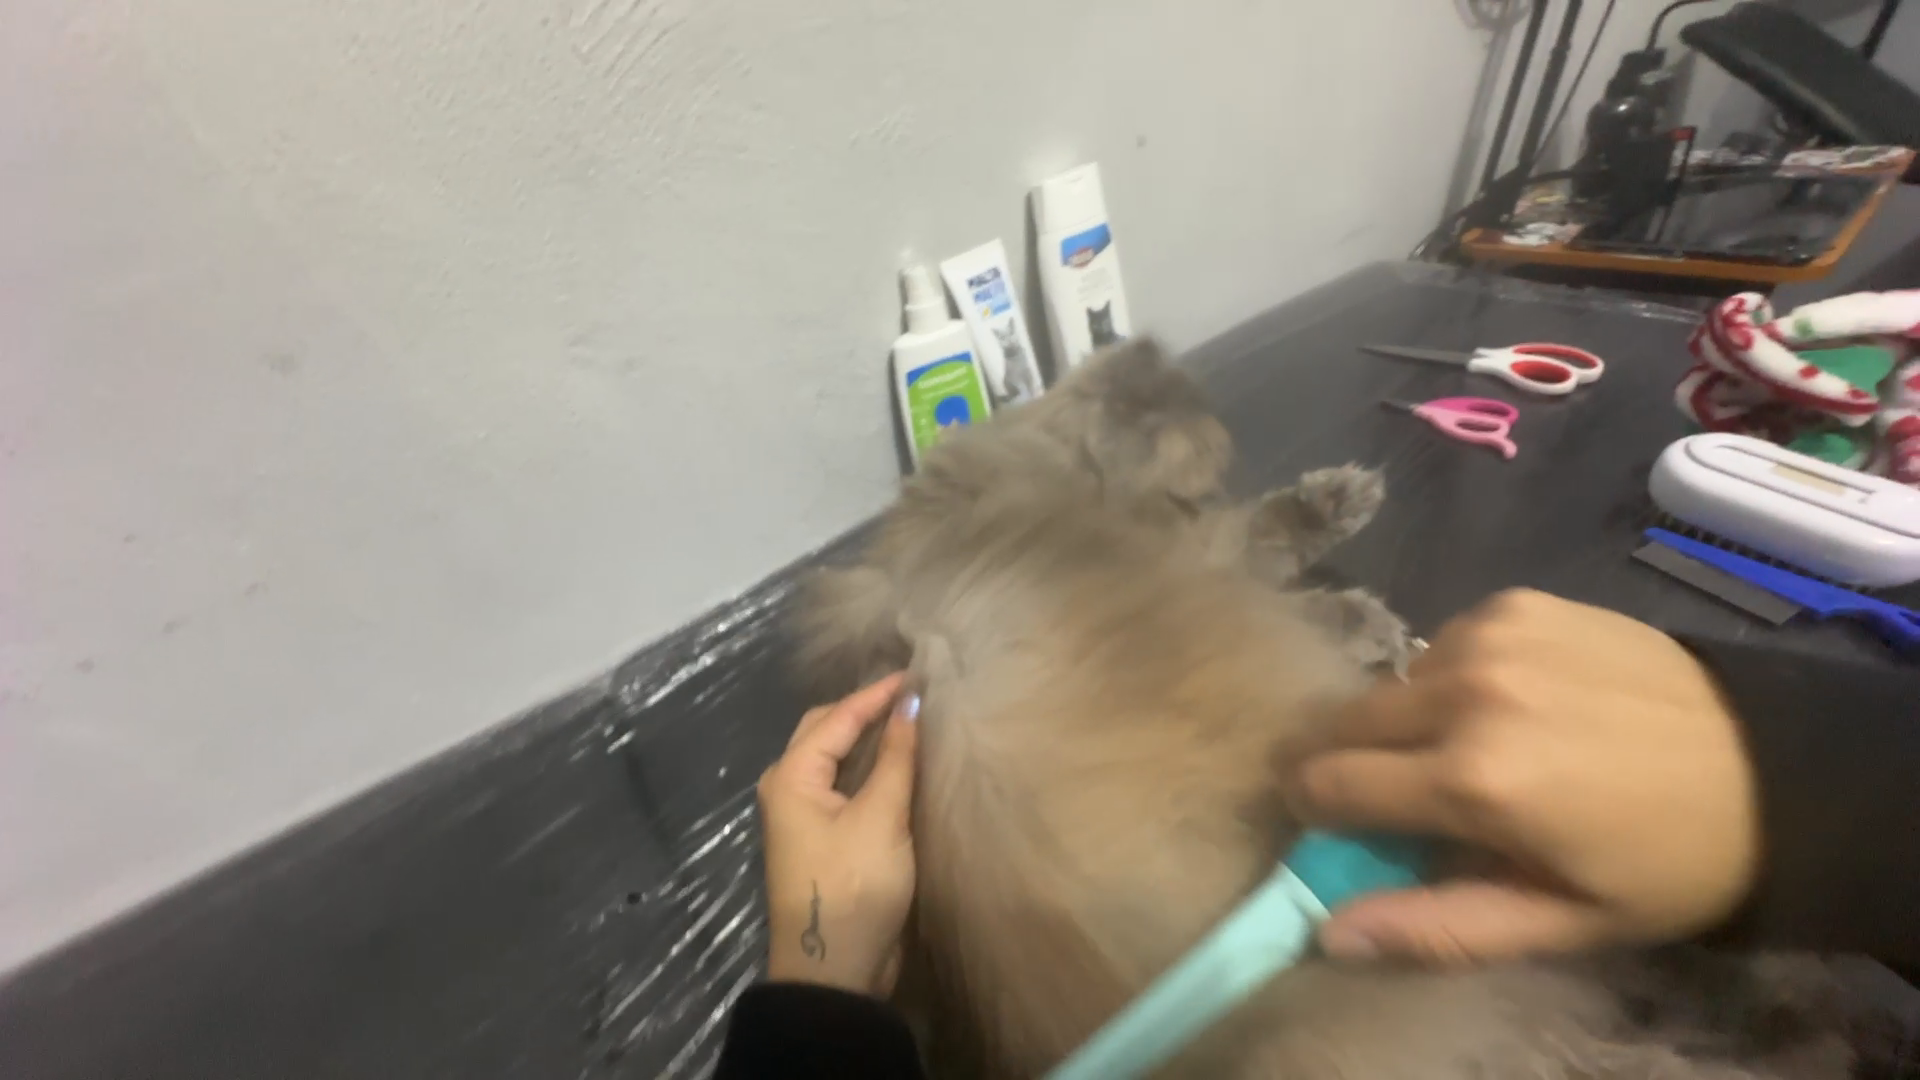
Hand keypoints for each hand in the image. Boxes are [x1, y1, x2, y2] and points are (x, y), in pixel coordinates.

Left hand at [758, 673, 919, 995]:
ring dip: (865, 733)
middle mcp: (788, 784)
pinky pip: (841, 779)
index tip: (918, 674)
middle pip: (826, 728)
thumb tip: (910, 704)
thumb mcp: (881, 817)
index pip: (839, 717)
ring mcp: (801, 810)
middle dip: (864, 707)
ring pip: (833, 753)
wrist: (834, 973)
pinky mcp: (820, 832)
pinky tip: (894, 755)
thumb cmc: (854, 886)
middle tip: (909, 690)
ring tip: (906, 713)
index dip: (878, 694)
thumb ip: (896, 756)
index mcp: (792, 775)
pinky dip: (866, 761)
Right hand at [1286, 589, 1759, 966]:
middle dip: (1349, 757)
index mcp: (1474, 779)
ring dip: (1409, 718)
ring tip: (1474, 739)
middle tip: (1394, 783)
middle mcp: (1463, 693)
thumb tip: (1328, 933)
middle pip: (1343, 721)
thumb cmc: (1661, 861)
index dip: (1314, 802)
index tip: (1328, 815)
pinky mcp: (1508, 605)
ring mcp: (1485, 637)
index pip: (1329, 781)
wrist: (1779, 764)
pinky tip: (1512, 696)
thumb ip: (1435, 928)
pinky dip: (1453, 677)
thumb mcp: (1559, 922)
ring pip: (1392, 685)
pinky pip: (1439, 647)